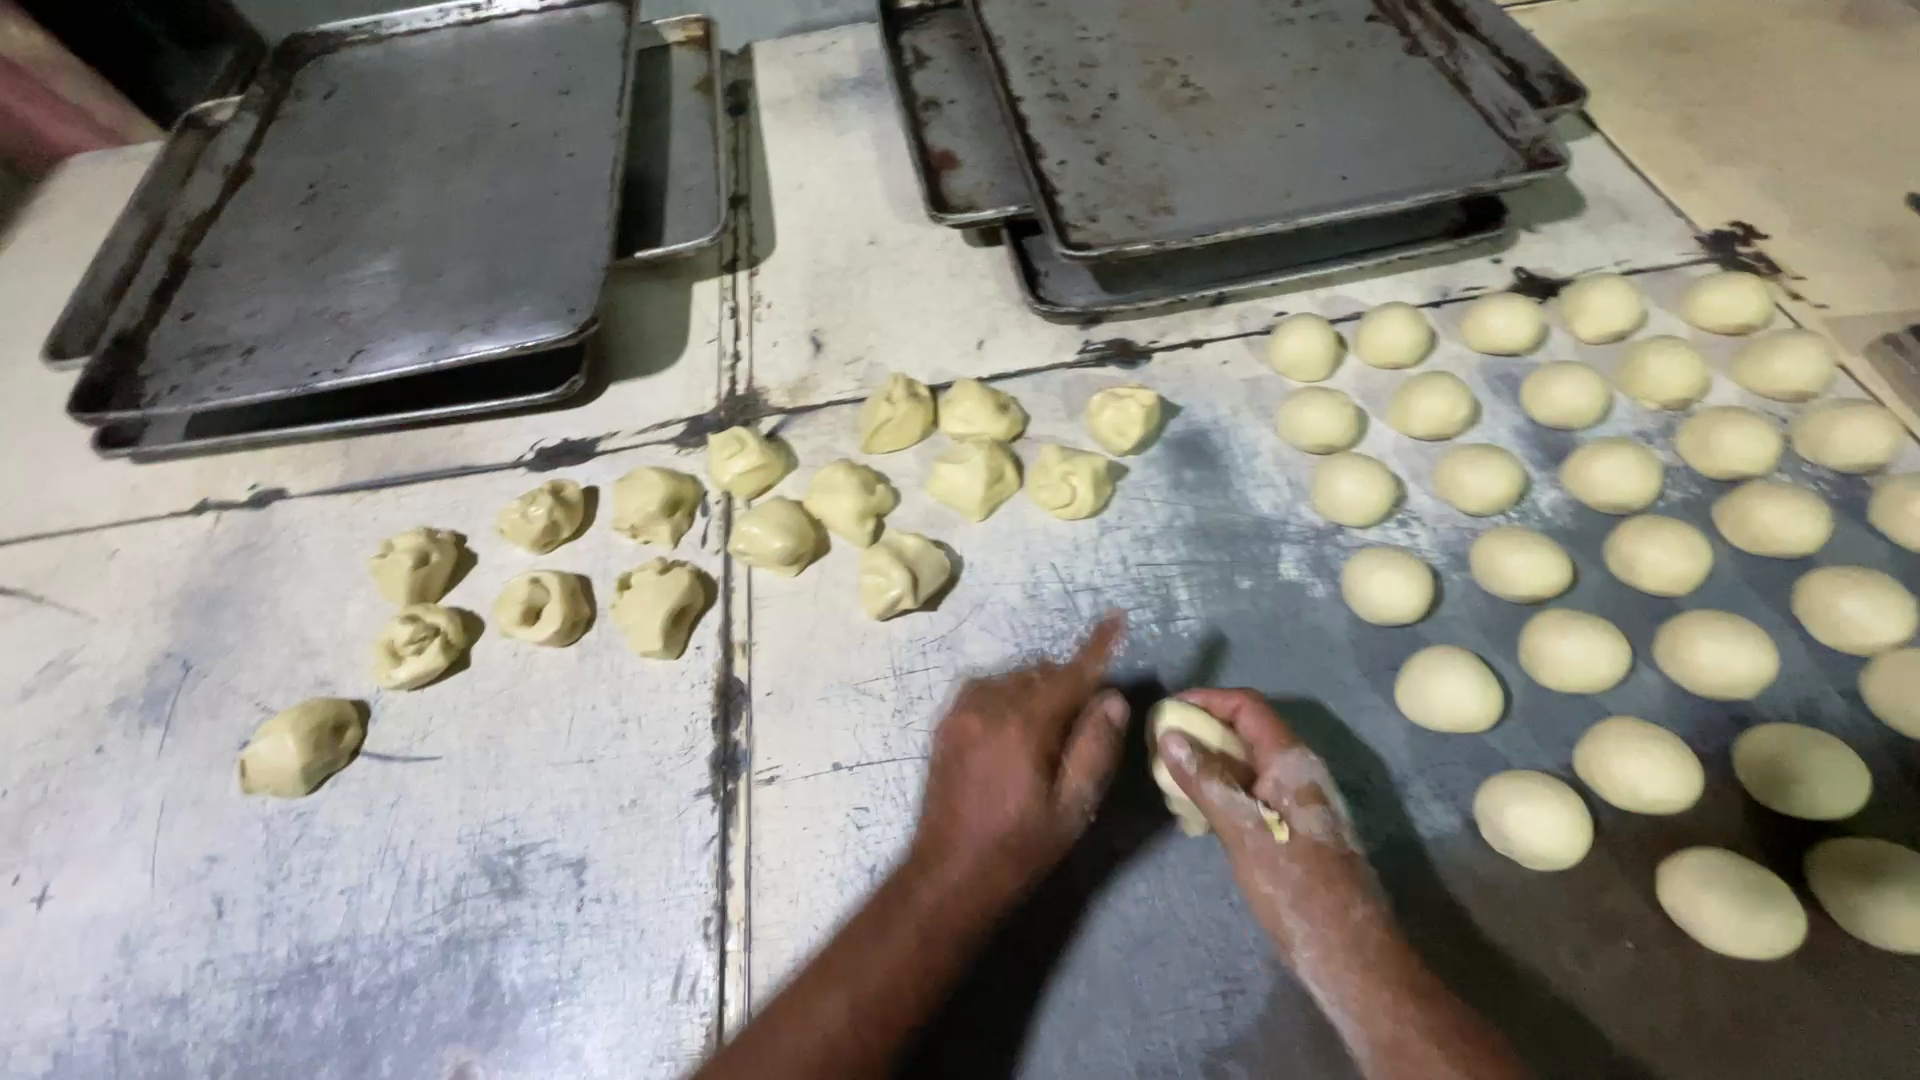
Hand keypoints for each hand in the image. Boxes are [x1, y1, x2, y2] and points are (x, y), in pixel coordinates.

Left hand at [909, 613, 1128, 902]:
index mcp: (1024, 726)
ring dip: (1038, 689)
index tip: (1116, 617)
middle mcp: (988, 706)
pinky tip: (1016, 724)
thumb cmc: (1018, 848)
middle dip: (1069, 683)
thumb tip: (1112, 698)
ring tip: (1052, 729)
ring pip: (1012, 678)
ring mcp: (961, 712)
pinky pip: (985, 689)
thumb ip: (1095, 748)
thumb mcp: (1073, 808)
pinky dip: (1009, 694)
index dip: (1097, 646)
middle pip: (1041, 674)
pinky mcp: (945, 723)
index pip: (1071, 674)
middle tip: (1086, 720)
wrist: (947, 873)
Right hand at [1155, 688, 1384, 968]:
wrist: (1347, 952)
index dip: (1207, 700)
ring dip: (1205, 763)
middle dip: (1200, 731)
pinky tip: (1192, 811)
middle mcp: (1295, 771)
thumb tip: (1170, 734)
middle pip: (1244, 731)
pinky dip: (1217, 790)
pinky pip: (1246, 792)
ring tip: (1168, 777)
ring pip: (1242, 763)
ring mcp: (1292, 800)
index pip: (1247, 707)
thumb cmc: (1296, 885)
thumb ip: (1206, 778)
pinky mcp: (1287, 826)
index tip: (1167, 711)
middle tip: (1159, 746)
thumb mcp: (1242, 829)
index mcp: (1291, 761)